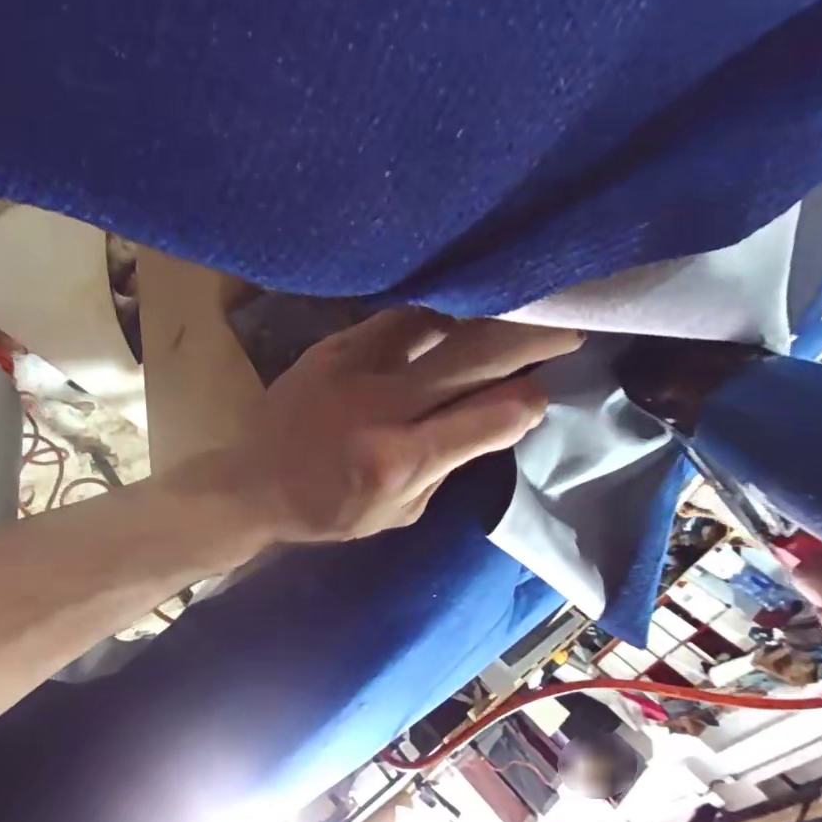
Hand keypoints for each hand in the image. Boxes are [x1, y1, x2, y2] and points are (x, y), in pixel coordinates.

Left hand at [213, 308, 582, 542]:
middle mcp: (379, 407)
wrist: (252, 483)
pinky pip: (395, 318)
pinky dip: (431, 315)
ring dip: (480, 314)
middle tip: (568, 323)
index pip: (484, 420)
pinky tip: (451, 313)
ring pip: (434, 322)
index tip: (546, 389)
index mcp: (397, 462)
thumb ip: (449, 466)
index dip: (525, 404)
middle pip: (470, 358)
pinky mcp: (331, 346)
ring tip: (511, 307)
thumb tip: (498, 417)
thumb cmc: (328, 510)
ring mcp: (352, 368)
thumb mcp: (399, 514)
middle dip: (529, 338)